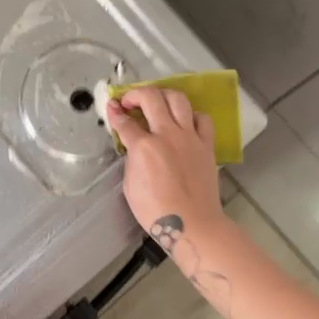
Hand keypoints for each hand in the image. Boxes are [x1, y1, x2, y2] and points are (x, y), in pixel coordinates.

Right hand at [108, 87, 226, 244]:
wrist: (192, 223)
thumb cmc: (155, 212)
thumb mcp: (130, 186)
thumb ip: (132, 161)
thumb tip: (135, 149)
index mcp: (144, 147)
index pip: (125, 123)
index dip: (115, 114)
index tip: (111, 108)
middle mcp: (167, 134)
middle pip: (151, 98)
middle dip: (136, 94)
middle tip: (130, 102)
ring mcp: (190, 137)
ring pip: (178, 99)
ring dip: (163, 95)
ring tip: (157, 102)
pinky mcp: (206, 144)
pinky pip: (201, 118)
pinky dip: (190, 114)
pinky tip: (184, 121)